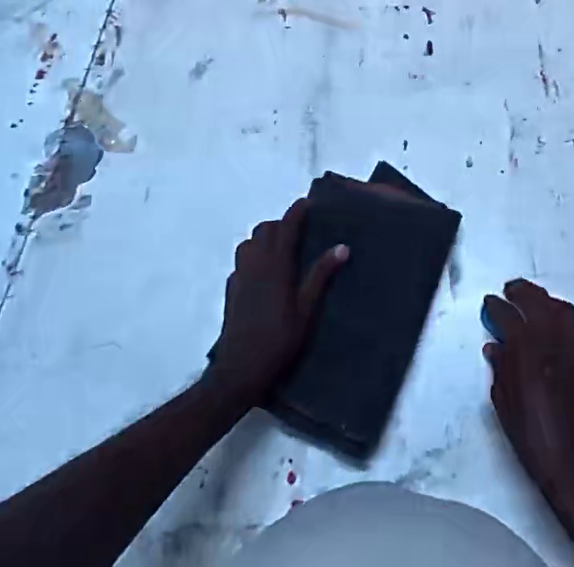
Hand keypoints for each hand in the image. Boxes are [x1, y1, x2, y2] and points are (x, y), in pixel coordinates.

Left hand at [204, 200, 347, 406]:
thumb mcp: (307, 309)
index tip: (308, 203)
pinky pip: (242, 261)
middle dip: (281, 223)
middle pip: (264, 229)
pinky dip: (254, 256)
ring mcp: (240, 275)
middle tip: (300, 231)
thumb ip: (321, 275)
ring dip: (264, 238)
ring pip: (250, 242)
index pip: (286, 227)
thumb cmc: (279, 340)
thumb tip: (342, 246)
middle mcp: (255, 263)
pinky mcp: (232, 289)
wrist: (240, 369)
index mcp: (276, 265)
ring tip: (282, 250)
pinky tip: (265, 273)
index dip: (296, 212)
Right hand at [483, 280, 573, 503]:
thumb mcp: (502, 397)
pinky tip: (551, 323)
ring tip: (530, 299)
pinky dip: (559, 318)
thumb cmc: (534, 433)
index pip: (505, 312)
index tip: (490, 303)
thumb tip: (496, 349)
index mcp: (524, 344)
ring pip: (557, 307)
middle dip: (519, 291)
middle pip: (535, 299)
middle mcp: (550, 339)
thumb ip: (499, 365)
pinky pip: (572, 325)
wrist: (569, 457)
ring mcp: (571, 346)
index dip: (494, 306)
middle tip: (509, 291)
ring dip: (542, 299)